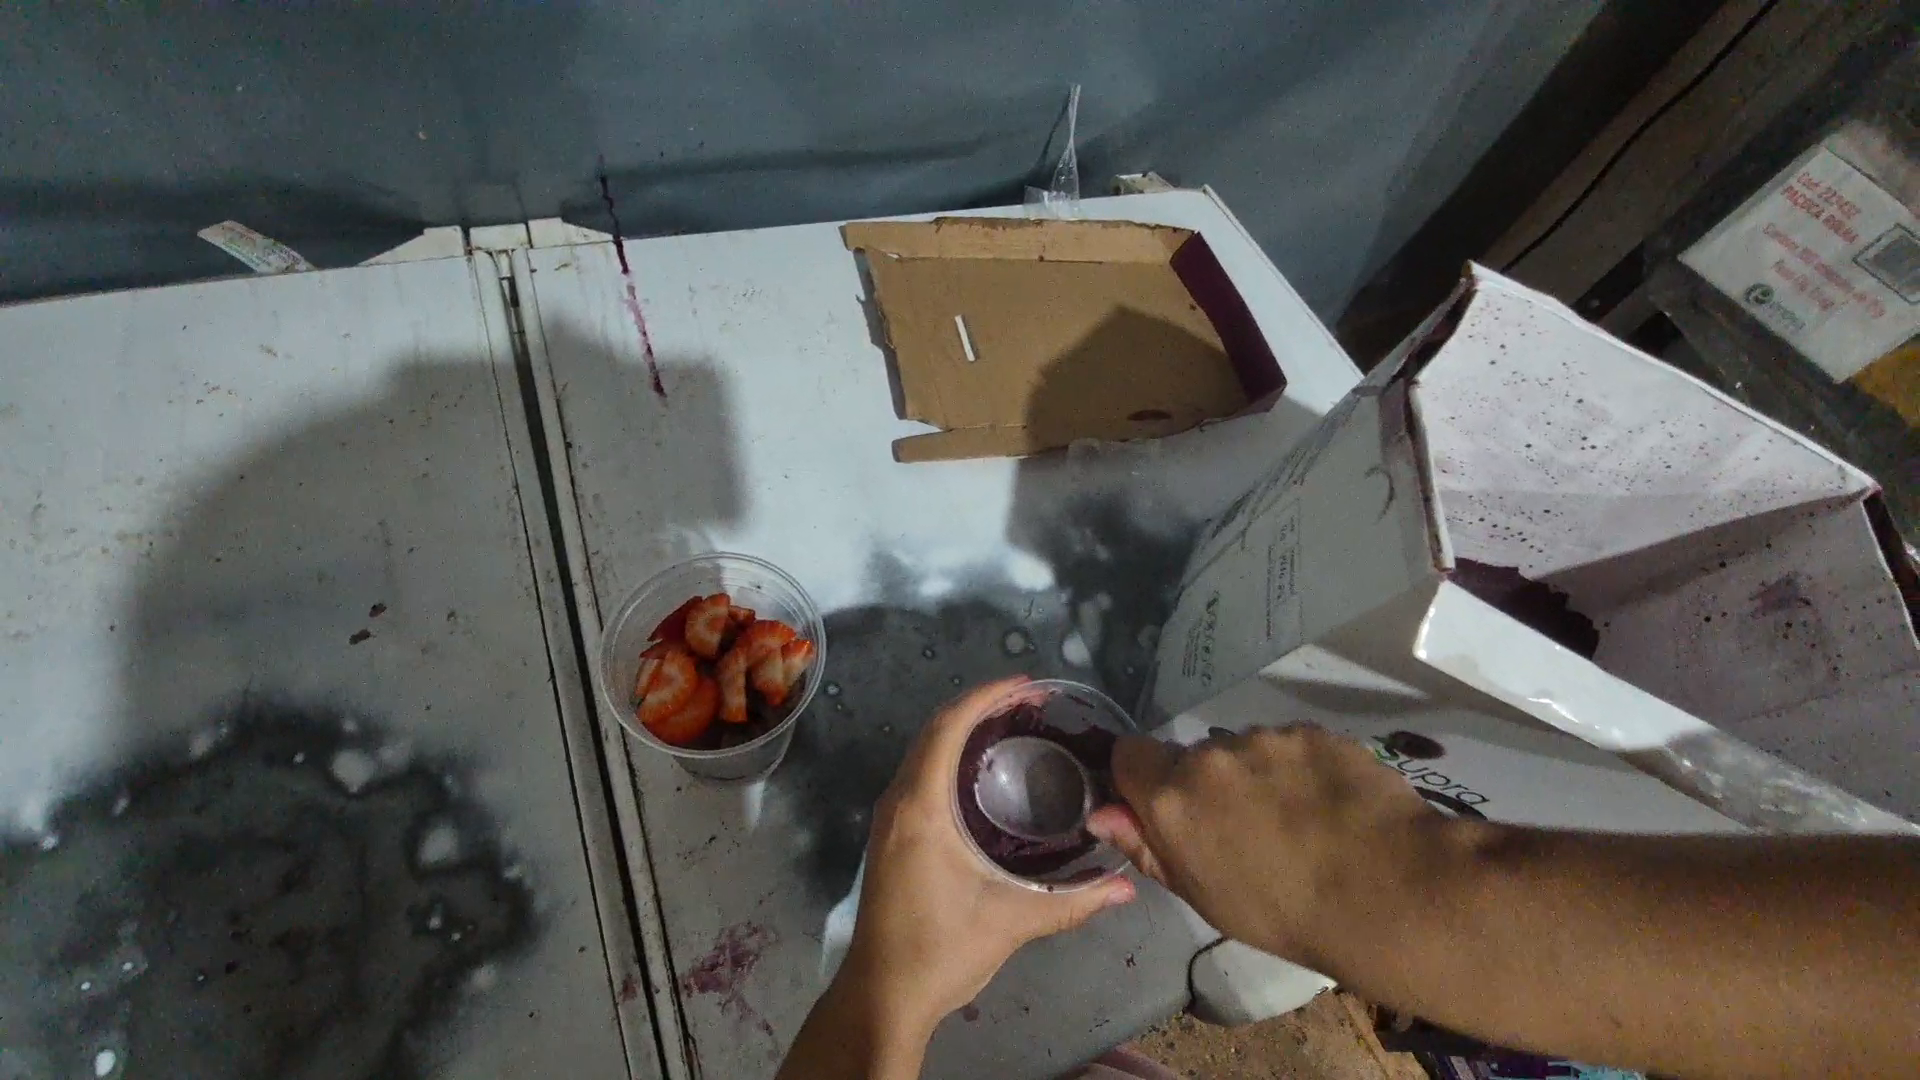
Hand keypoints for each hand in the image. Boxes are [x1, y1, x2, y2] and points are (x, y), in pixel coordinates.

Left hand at [841, 676, 1136, 1033]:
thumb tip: (1127, 887)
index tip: (1024, 685)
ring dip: (962, 727)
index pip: (947, 729)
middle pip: (934, 730)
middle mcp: (899, 800)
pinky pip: (920, 770)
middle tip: (1027, 701)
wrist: (883, 994)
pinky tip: (982, 767)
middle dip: (978, 706)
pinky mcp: (892, 830)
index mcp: (921, 807)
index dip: (984, 697)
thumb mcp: (1011, 922)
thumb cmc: (941, 949)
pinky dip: (950, 752)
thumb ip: (1072, 901)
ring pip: (923, 749)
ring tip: (1010, 722)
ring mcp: (890, 815)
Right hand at [1086, 724, 1442, 970]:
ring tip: (1299, 820)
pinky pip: (1290, 746)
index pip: (1128, 753)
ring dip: (1256, 776)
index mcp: (1172, 794)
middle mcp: (1209, 754)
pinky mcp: (1312, 731)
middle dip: (1207, 786)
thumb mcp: (1201, 894)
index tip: (1165, 807)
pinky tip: (1330, 805)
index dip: (1139, 777)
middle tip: (1246, 830)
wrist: (1391, 894)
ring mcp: (1264, 738)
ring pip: (1244, 750)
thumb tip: (1101, 813)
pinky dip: (1299, 769)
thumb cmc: (1285, 913)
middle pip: (1191, 757)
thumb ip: (1145, 845)